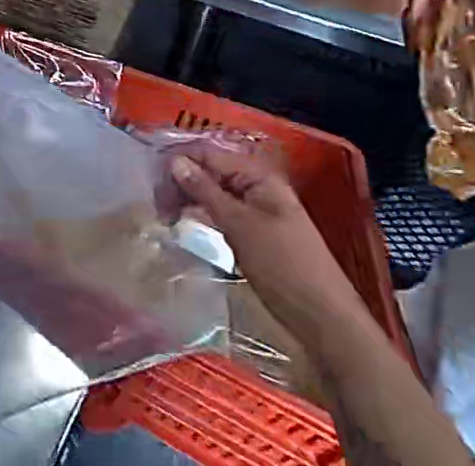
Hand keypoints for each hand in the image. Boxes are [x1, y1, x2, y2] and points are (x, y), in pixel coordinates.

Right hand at [170, 149, 371, 344]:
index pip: (209, 155)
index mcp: (259, 177)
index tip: (150, 177)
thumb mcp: (240, 224)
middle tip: (155, 203)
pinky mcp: (253, 235)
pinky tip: (183, 226)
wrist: (324, 320)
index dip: (179, 161)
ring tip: (163, 215)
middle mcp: (257, 188)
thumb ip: (205, 190)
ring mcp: (256, 212)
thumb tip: (174, 161)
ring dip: (188, 200)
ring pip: (213, 195)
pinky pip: (221, 215)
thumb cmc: (284, 265)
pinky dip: (201, 217)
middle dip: (181, 182)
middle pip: (210, 173)